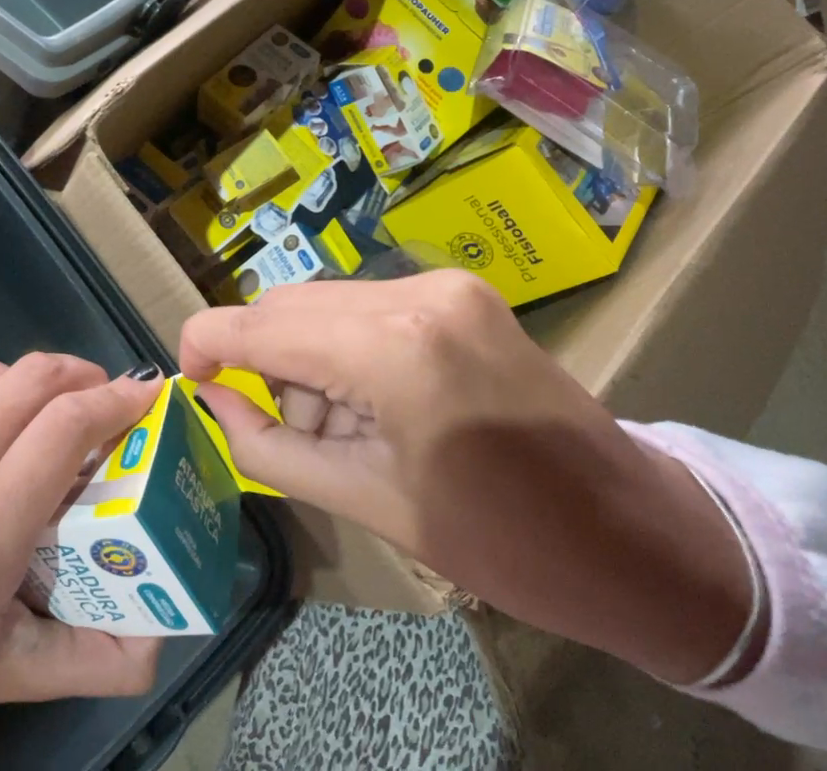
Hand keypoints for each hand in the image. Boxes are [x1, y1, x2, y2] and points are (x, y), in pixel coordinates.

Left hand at [0, 355, 166, 766]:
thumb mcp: (20, 673)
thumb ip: (103, 659)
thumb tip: (166, 634)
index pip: (64, 429)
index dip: (115, 400)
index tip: (145, 396)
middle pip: (29, 381)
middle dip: (80, 374)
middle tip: (104, 395)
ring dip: (31, 386)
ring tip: (48, 413)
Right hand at [180, 273, 756, 684]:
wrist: (632, 534)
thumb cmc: (498, 541)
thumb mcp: (364, 501)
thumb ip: (266, 445)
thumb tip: (208, 400)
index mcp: (391, 349)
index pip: (252, 325)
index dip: (203, 349)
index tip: (193, 388)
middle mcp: (416, 294)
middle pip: (285, 304)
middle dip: (258, 358)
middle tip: (276, 424)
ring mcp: (445, 286)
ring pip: (323, 303)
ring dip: (303, 355)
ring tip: (338, 424)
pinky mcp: (463, 293)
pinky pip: (365, 307)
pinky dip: (344, 346)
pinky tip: (371, 400)